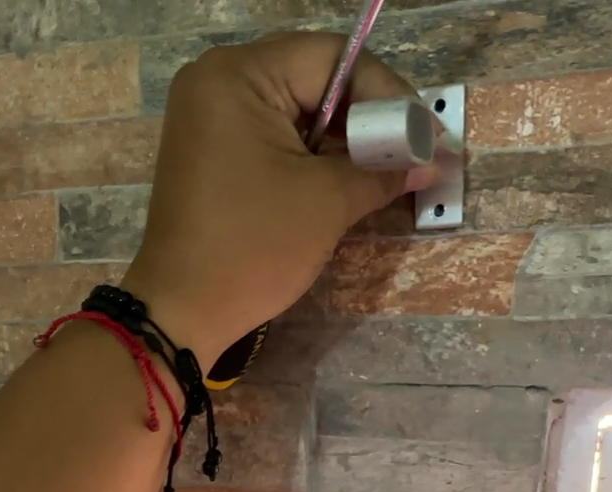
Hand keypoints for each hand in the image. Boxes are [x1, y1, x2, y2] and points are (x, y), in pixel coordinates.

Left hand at [120, 33, 437, 360]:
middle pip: (313, 82)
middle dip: (366, 121)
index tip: (424, 134)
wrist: (181, 312)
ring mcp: (208, 122)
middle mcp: (217, 84)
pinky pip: (272, 142)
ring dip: (342, 144)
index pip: (333, 60)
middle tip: (411, 154)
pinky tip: (345, 184)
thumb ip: (381, 172)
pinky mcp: (211, 159)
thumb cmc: (253, 248)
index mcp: (238, 76)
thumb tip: (430, 161)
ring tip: (385, 174)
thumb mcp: (326, 204)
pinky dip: (310, 160)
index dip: (388, 93)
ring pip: (294, 115)